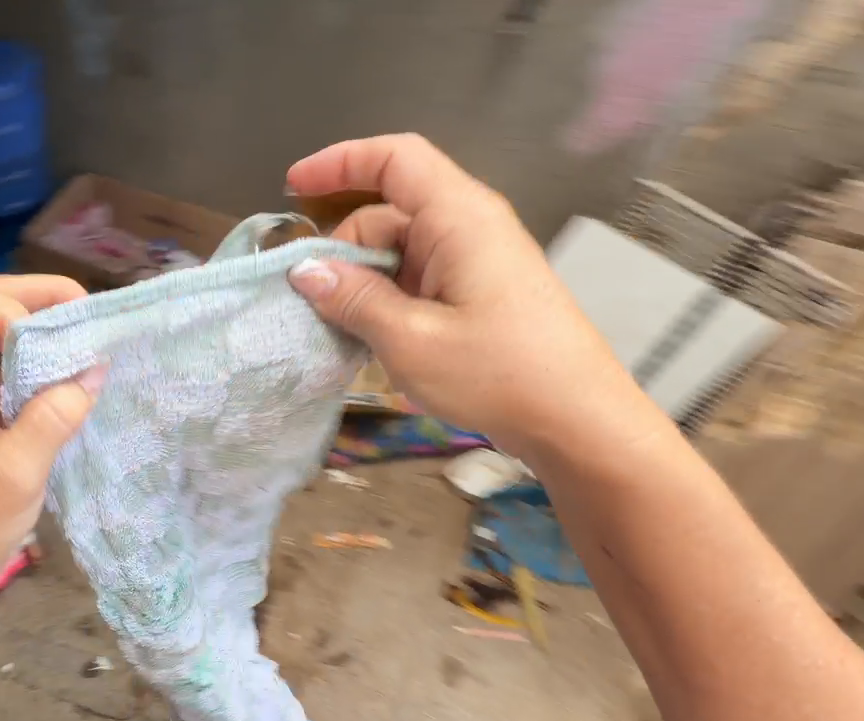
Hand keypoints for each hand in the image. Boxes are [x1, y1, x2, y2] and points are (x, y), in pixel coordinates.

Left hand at [0, 275, 103, 600]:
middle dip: (36, 302)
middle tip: (85, 319)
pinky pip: (19, 361)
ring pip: (6, 328)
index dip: (8, 312)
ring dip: (47, 327)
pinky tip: (78, 370)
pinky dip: (50, 357)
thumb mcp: (16, 474)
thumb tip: (94, 370)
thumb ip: (52, 419)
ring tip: (88, 340)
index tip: (47, 351)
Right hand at [284, 134, 652, 458]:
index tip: (292, 186)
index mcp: (458, 219)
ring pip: (394, 253)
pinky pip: (410, 281)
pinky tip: (363, 339)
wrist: (570, 416)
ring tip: (334, 331)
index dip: (340, 162)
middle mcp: (465, 228)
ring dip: (357, 283)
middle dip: (340, 249)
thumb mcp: (409, 338)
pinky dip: (379, 301)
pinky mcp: (470, 293)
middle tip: (307, 302)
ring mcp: (469, 262)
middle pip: (386, 214)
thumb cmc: (495, 371)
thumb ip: (354, 299)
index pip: (395, 160)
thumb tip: (304, 270)